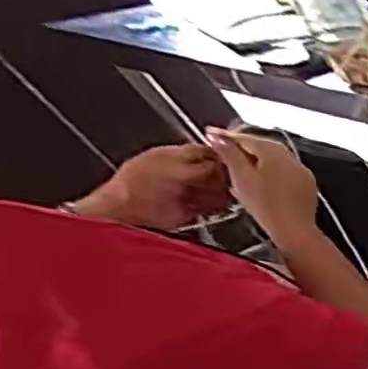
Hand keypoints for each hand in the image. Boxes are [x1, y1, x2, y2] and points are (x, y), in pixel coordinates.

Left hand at [70, 144, 230, 228]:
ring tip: (219, 196)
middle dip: (224, 177)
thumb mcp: (176, 170)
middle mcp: (180, 171)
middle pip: (216, 170)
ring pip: (218, 188)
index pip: (206, 151)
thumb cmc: (140, 188)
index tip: (237, 166)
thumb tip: (229, 164)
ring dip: (222, 192)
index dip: (223, 157)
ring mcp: (186, 190)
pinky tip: (216, 206)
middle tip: (228, 184)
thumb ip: (204, 166)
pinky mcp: (192, 207)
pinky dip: (220, 205)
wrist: (130, 217)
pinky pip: (215, 204)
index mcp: (171, 155)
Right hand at [205, 128, 319, 231]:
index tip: (210, 133)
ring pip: (278, 159)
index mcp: (277, 155)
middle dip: (245, 144)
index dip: (228, 136)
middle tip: (224, 145)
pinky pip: (286, 171)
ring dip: (258, 156)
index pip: (250, 139)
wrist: (294, 229)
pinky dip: (271, 169)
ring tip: (238, 160)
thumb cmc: (265, 203)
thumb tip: (217, 137)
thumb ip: (230, 154)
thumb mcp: (241, 176)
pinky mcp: (308, 187)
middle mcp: (294, 161)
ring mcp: (304, 174)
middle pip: (267, 146)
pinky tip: (258, 175)